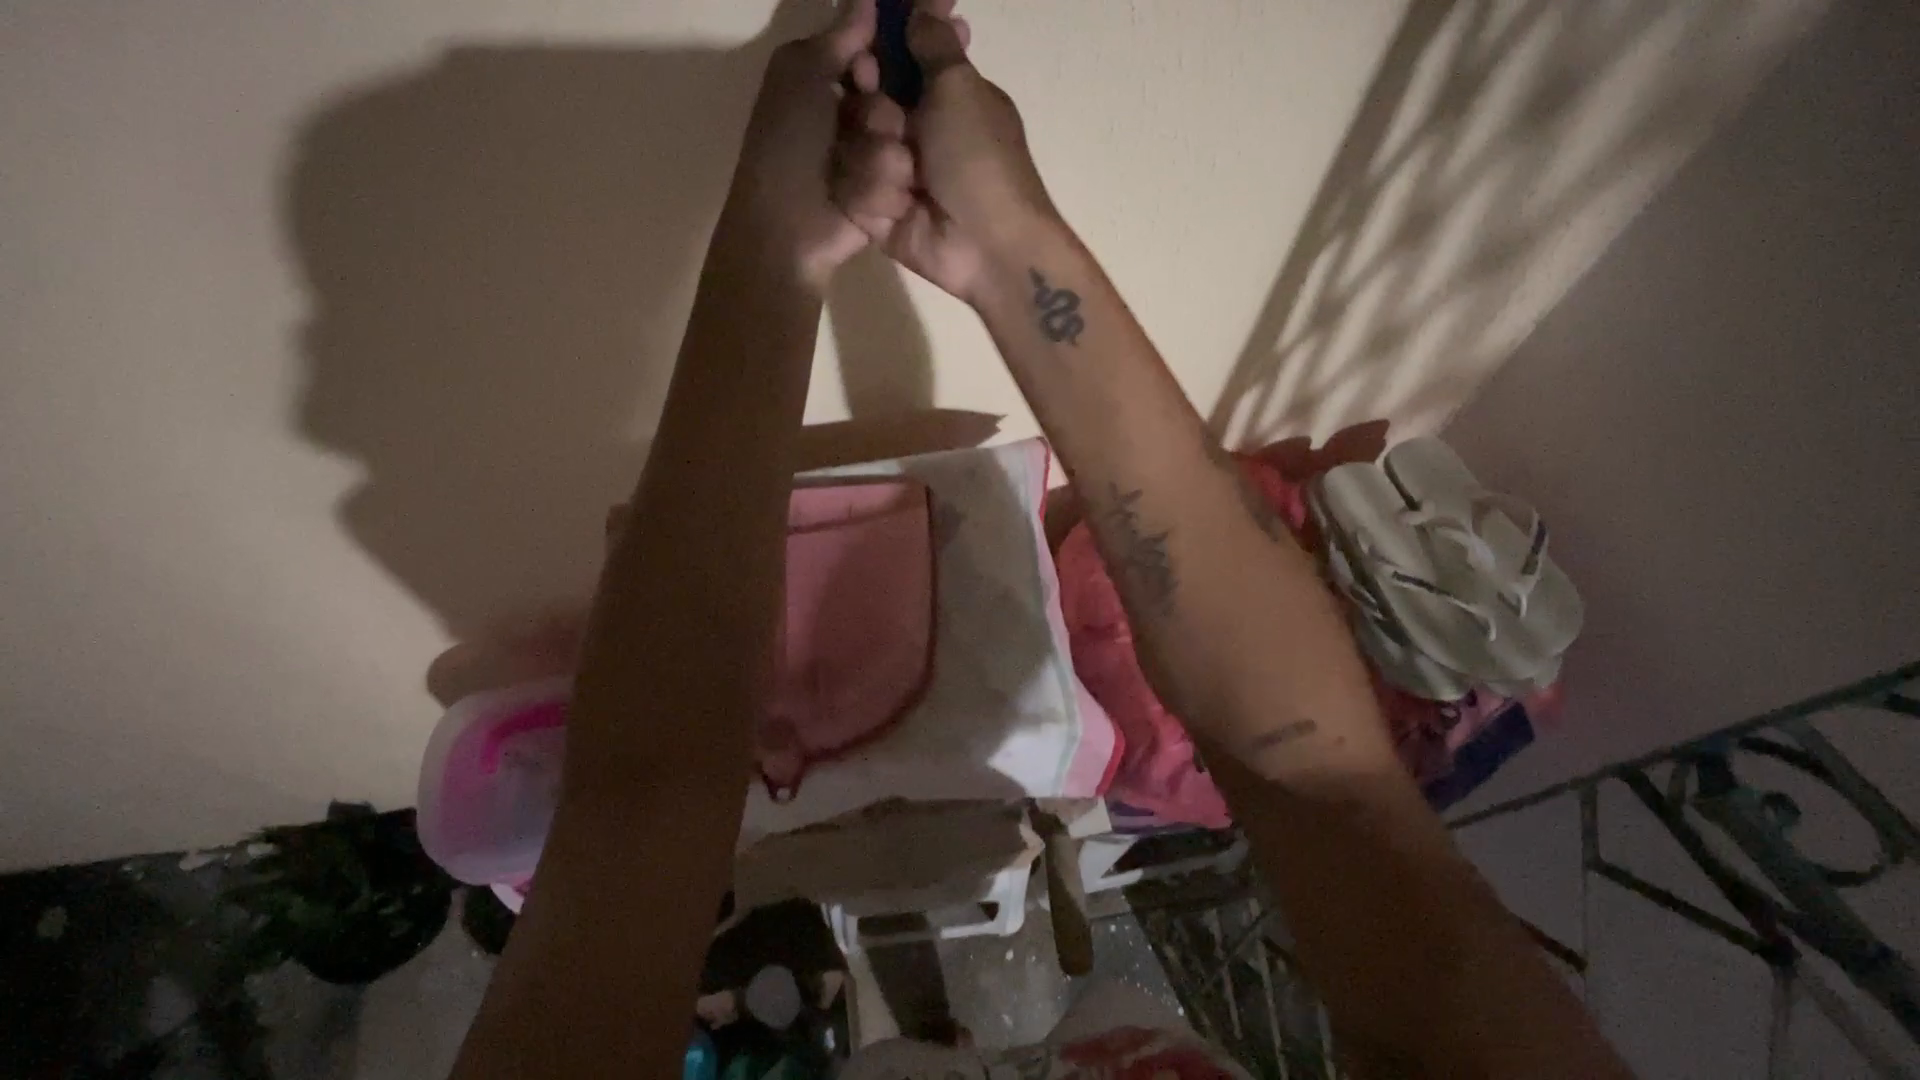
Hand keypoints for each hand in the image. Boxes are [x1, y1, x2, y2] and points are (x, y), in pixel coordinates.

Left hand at [725, 0, 883, 290]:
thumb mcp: (800, 75)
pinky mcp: (891, 200)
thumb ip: (837, 37)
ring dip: (880, 157)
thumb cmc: (785, 146)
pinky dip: (882, 190)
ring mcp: (878, 162)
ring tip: (849, 176)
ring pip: (908, 144)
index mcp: (836, 84)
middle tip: (862, 126)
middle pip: (903, 101)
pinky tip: (860, 201)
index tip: (918, 48)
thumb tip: (867, 0)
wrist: (787, 228)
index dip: (901, 48)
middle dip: (884, 115)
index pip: (883, 56)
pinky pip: (907, 183)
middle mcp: (861, 119)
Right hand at [831, 0, 1063, 303]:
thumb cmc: (980, 159)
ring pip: (849, 146)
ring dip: (880, 161)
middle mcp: (911, 133)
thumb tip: (929, 5)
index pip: (891, 62)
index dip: (876, 55)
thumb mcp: (962, 87)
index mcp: (938, 97)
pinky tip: (902, 209)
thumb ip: (935, 43)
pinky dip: (875, 195)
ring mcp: (890, 173)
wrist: (986, 244)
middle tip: (897, 126)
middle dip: (876, 113)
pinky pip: (848, 187)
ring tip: (911, 181)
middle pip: (860, 102)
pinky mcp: (874, 212)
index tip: (872, 56)